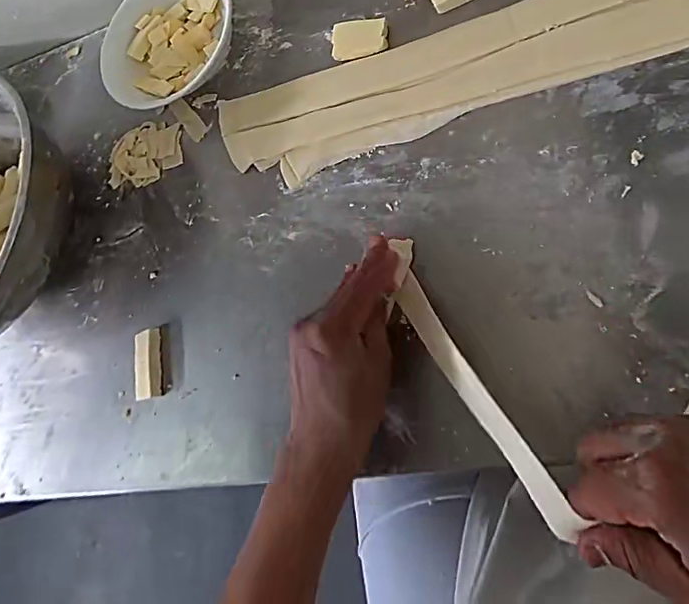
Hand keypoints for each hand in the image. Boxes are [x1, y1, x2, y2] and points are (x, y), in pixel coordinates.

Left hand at [284, 236, 398, 471]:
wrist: (319, 445)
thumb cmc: (356, 411)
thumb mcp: (378, 363)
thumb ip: (376, 323)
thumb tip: (378, 297)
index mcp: (333, 331)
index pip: (361, 289)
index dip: (378, 267)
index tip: (389, 247)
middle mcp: (311, 325)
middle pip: (346, 289)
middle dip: (366, 268)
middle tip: (381, 243)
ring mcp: (301, 332)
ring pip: (336, 300)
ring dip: (355, 283)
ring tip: (372, 261)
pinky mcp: (299, 341)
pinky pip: (327, 313)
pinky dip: (343, 301)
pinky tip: (353, 290)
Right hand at [569, 415, 688, 602]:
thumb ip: (632, 556)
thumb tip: (594, 542)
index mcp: (657, 485)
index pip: (583, 486)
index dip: (580, 517)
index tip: (585, 535)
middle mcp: (666, 443)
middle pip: (593, 446)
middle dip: (597, 484)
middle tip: (621, 528)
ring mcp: (687, 428)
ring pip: (621, 434)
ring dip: (622, 468)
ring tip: (658, 517)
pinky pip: (654, 431)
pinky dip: (650, 456)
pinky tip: (681, 497)